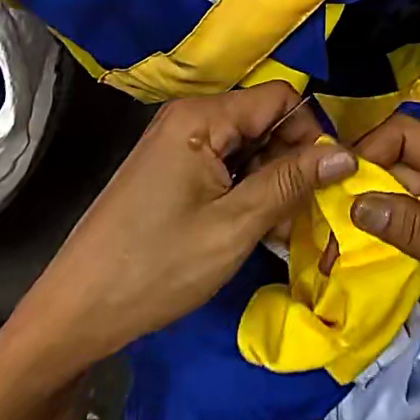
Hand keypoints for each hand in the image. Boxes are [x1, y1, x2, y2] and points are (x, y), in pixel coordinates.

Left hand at [6, 81, 356, 375]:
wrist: (71, 320)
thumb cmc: (155, 268)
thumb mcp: (236, 225)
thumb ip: (293, 180)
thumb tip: (348, 154)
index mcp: (202, 118)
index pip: (282, 99)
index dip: (310, 133)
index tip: (322, 178)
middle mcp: (190, 118)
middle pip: (267, 121)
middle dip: (291, 161)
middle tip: (299, 211)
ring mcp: (178, 143)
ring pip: (251, 145)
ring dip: (272, 180)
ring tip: (276, 226)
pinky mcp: (172, 168)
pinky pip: (228, 163)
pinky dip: (248, 189)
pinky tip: (252, 225)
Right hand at [349, 113, 419, 351]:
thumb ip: (413, 230)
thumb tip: (355, 202)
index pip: (408, 132)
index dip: (368, 150)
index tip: (334, 190)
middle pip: (400, 153)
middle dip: (361, 182)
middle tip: (324, 225)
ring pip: (403, 178)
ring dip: (371, 204)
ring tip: (335, 243)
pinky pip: (414, 201)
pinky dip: (389, 219)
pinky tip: (365, 245)